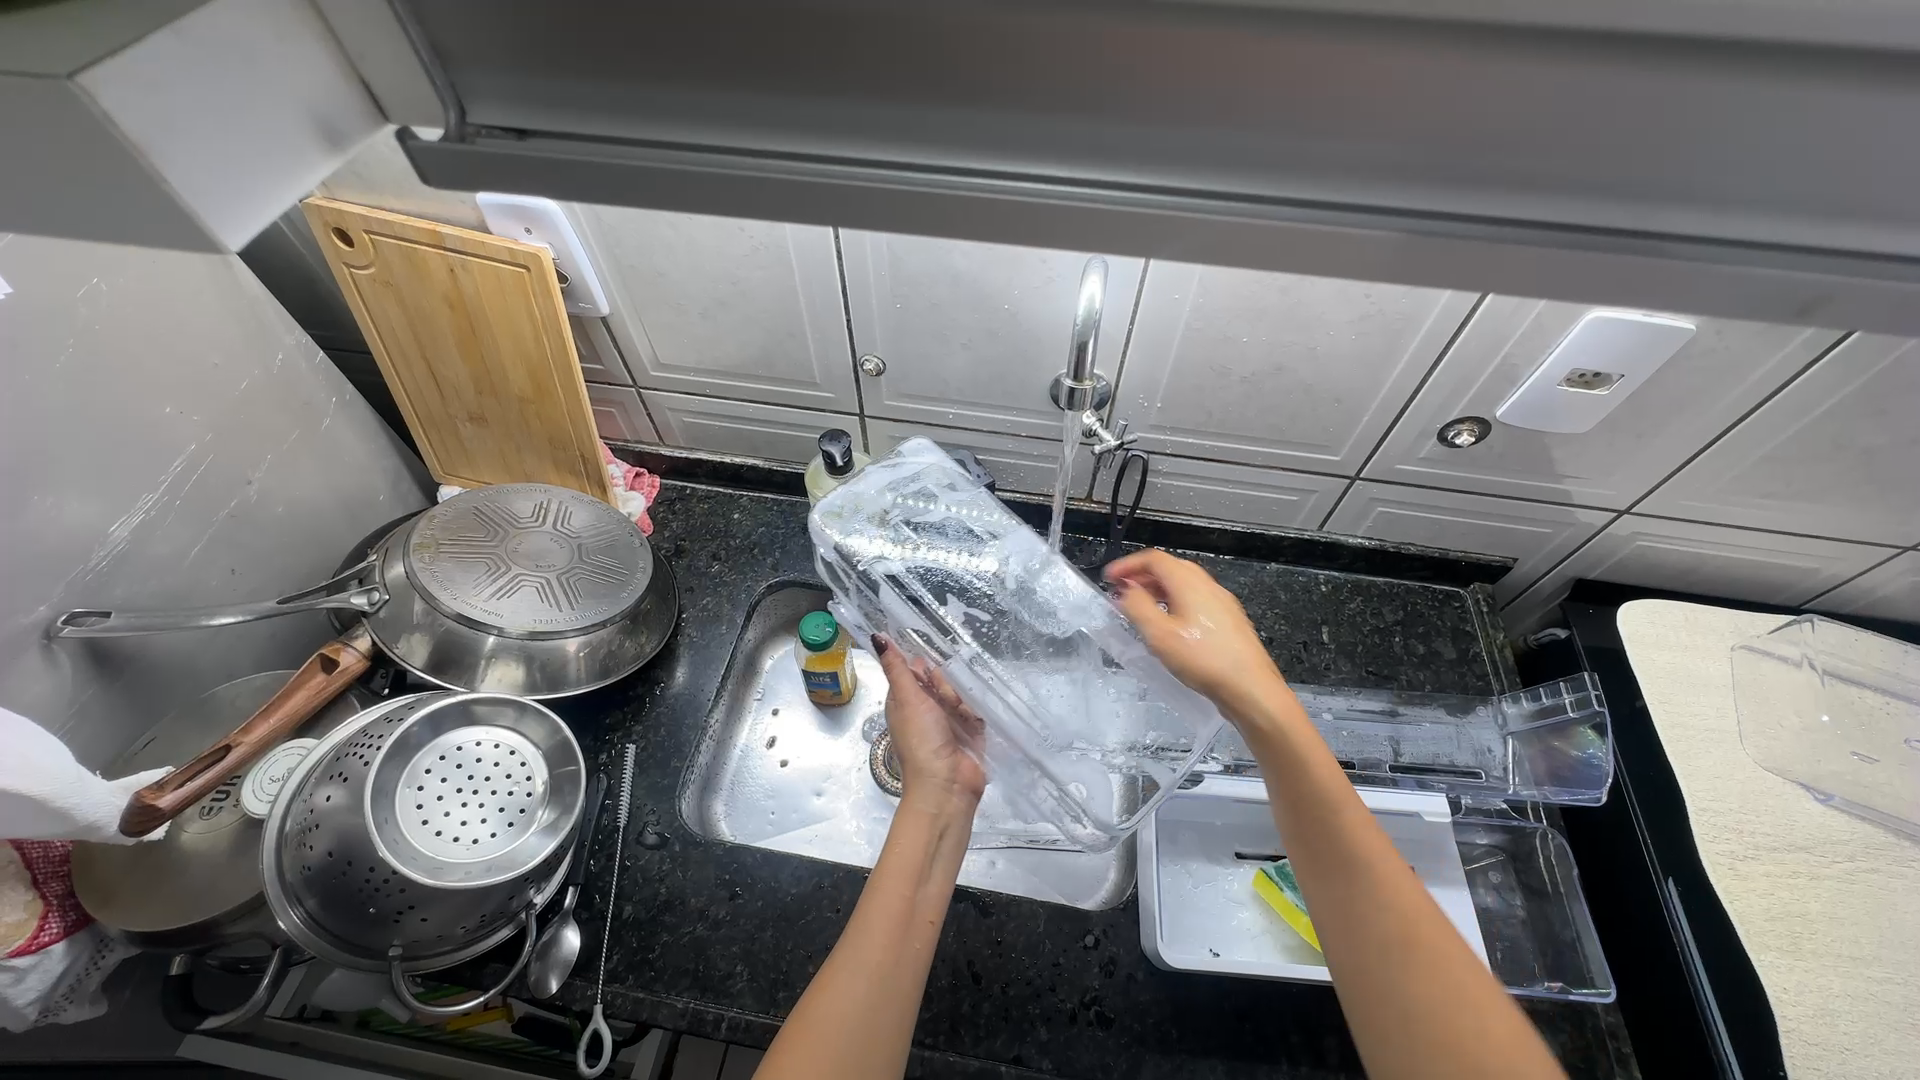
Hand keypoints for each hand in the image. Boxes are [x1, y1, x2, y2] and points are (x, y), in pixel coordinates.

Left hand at [872, 635, 986, 816]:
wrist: (947, 785)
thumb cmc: (921, 741)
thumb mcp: (906, 699)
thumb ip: (896, 668)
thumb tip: (877, 637)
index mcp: (905, 701)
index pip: (916, 671)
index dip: (924, 668)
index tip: (930, 673)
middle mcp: (925, 710)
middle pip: (941, 681)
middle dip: (947, 688)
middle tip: (945, 702)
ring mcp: (948, 722)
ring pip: (961, 694)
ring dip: (962, 704)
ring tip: (960, 720)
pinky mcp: (969, 733)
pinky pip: (976, 711)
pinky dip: (975, 717)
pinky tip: (973, 726)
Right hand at [1104, 549, 1289, 722]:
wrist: (1250, 687)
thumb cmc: (1204, 660)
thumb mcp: (1159, 635)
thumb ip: (1137, 607)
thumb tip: (1126, 590)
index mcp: (1188, 582)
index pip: (1153, 559)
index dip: (1127, 564)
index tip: (1109, 577)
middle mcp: (1207, 585)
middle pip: (1170, 567)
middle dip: (1142, 575)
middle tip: (1122, 590)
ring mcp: (1221, 601)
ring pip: (1184, 584)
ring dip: (1158, 589)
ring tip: (1141, 607)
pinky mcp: (1228, 619)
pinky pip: (1195, 599)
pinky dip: (1174, 601)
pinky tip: (1169, 625)